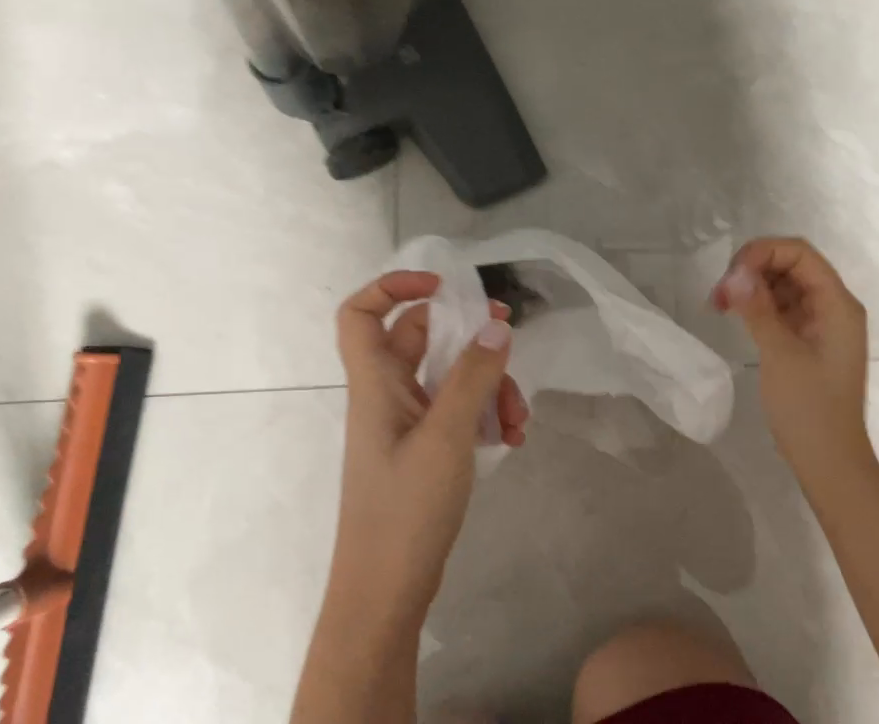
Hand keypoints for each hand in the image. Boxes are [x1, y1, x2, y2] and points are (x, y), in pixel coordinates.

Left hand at [329, 270, 529, 622]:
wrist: (386, 591)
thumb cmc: (406, 510)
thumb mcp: (446, 437)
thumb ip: (472, 376)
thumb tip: (495, 324)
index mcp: (376, 384)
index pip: (361, 313)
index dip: (393, 286)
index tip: (444, 286)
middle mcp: (387, 396)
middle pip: (422, 339)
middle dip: (469, 339)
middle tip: (508, 340)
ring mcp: (407, 424)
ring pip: (448, 377)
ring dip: (488, 386)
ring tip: (517, 420)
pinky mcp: (424, 449)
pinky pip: (456, 411)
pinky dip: (484, 416)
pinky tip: (511, 439)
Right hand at [711, 238, 872, 477]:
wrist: (830, 462)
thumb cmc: (809, 409)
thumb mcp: (780, 354)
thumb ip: (758, 308)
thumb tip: (735, 272)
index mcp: (837, 304)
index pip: (800, 254)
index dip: (763, 252)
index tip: (730, 275)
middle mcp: (834, 307)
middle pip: (792, 265)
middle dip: (754, 268)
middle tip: (719, 293)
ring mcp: (823, 325)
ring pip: (785, 286)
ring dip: (753, 287)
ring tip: (720, 305)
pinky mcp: (810, 342)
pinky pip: (784, 309)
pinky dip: (760, 306)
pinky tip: (736, 316)